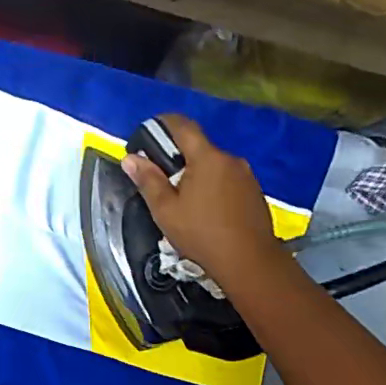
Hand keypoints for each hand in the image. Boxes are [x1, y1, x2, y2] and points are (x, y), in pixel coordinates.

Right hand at [120, 114, 279, 284]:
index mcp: (207, 158)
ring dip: (198, 176)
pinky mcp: (255, 193)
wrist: (248, 261)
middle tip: (162, 181)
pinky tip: (208, 212)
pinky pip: (229, 182)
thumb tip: (130, 158)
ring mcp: (246, 175)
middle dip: (179, 159)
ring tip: (186, 202)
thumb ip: (148, 181)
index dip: (164, 123)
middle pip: (200, 149)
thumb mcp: (166, 211)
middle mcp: (230, 159)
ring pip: (215, 167)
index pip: (183, 126)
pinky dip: (215, 189)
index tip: (148, 133)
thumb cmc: (201, 234)